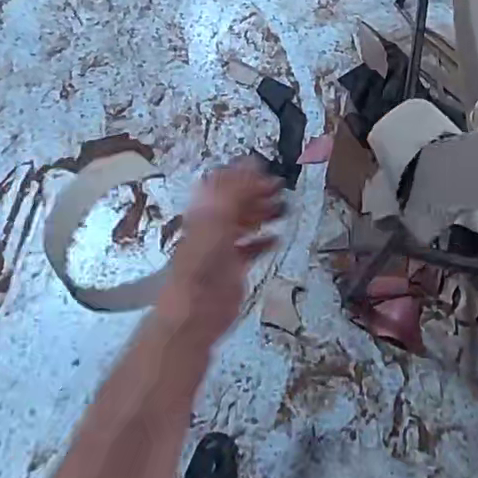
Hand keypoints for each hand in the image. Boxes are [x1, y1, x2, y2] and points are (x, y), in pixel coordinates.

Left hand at [155, 159, 284, 343]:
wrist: (195, 313)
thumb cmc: (201, 267)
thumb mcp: (218, 220)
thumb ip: (235, 192)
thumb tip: (249, 164)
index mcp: (205, 212)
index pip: (223, 184)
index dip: (243, 174)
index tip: (265, 168)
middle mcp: (212, 227)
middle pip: (236, 202)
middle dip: (257, 192)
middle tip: (279, 187)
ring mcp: (222, 248)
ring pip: (245, 222)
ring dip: (263, 212)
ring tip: (282, 207)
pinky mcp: (233, 269)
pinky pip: (251, 248)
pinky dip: (264, 240)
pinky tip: (275, 238)